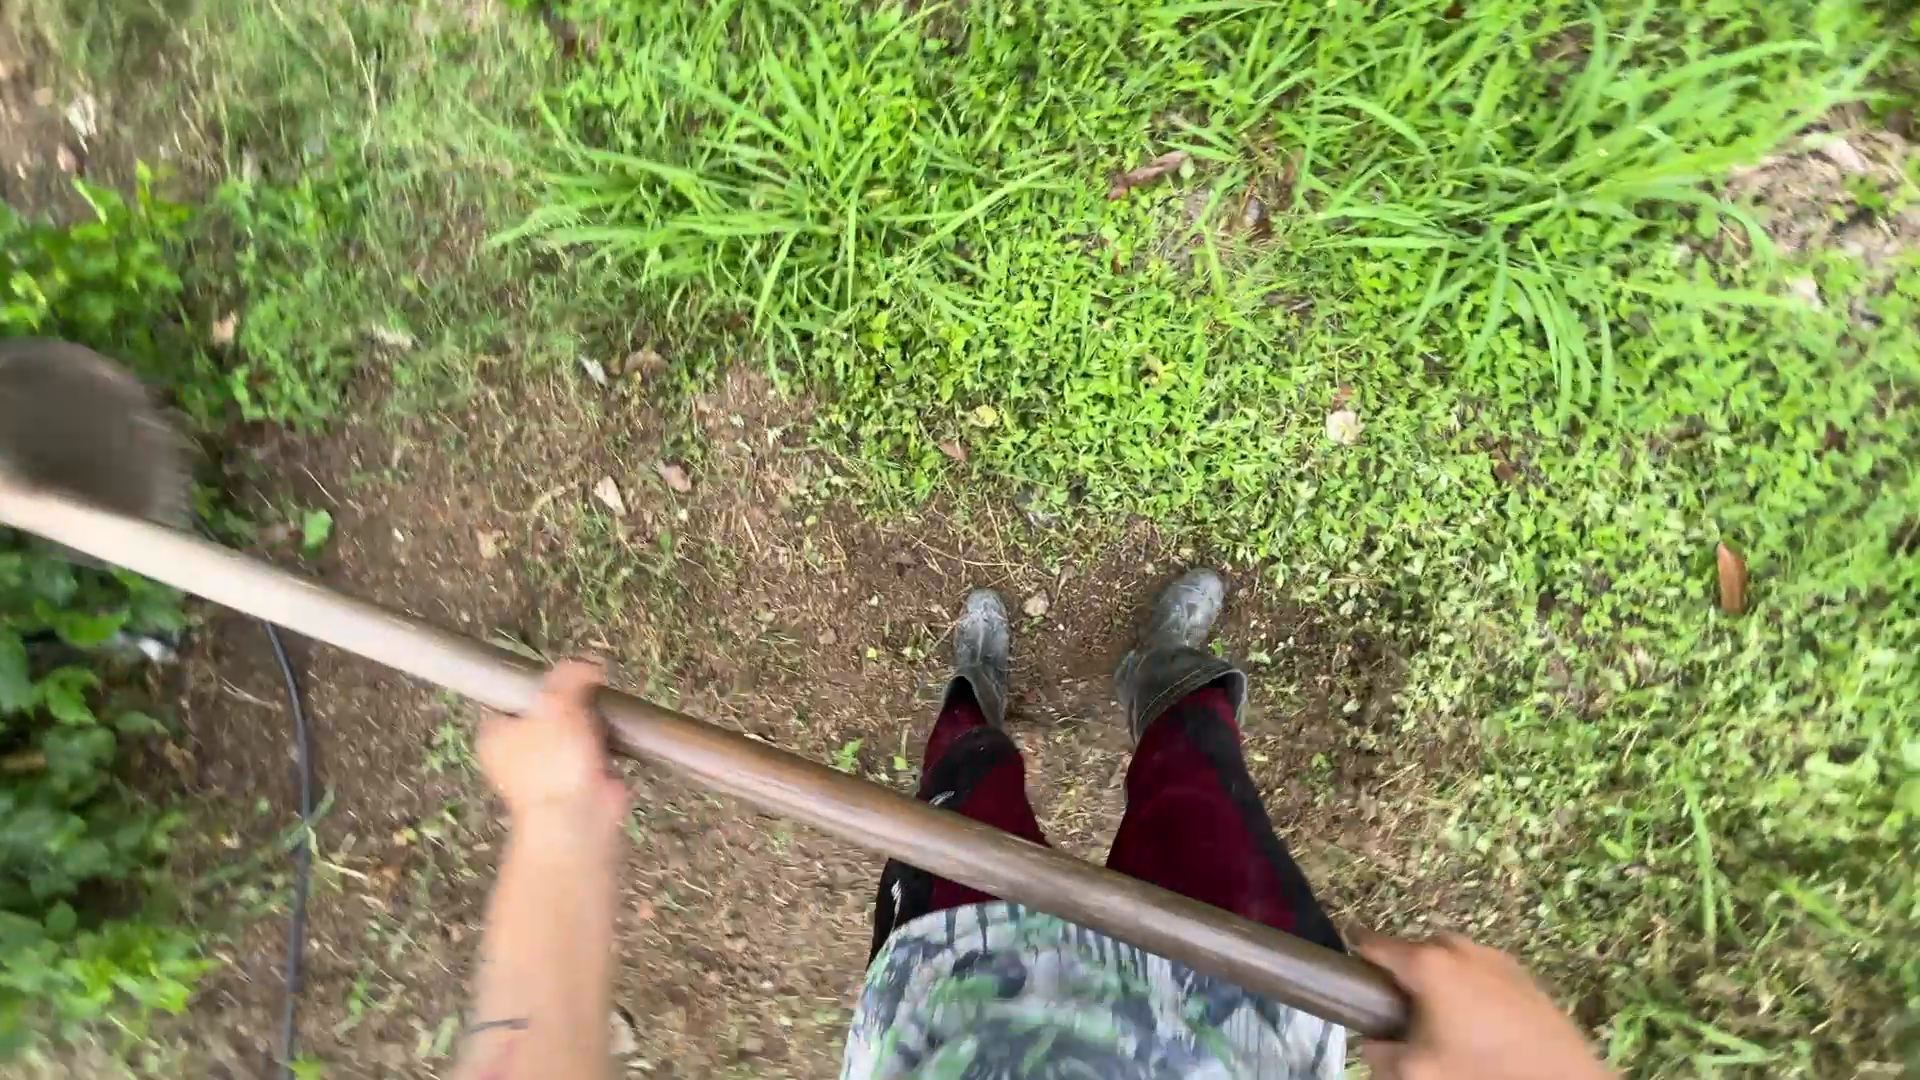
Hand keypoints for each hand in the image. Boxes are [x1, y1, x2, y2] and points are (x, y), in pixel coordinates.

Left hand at [478, 660, 627, 836]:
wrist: (577, 815)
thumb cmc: (553, 761)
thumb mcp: (556, 703)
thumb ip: (570, 676)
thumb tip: (591, 663)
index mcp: (495, 733)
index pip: (509, 696)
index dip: (535, 681)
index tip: (563, 673)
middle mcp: (517, 750)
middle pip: (546, 709)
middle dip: (571, 699)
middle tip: (591, 690)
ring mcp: (549, 765)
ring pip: (572, 728)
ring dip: (592, 720)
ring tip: (606, 711)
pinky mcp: (579, 776)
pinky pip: (594, 748)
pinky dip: (607, 741)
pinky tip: (617, 734)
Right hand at [1357, 931, 1611, 1079]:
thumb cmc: (1484, 1076)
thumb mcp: (1418, 1074)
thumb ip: (1380, 1054)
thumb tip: (1373, 1040)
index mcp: (1425, 962)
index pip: (1371, 942)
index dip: (1358, 959)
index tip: (1357, 981)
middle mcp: (1456, 948)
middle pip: (1413, 949)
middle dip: (1406, 973)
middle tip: (1409, 1014)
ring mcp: (1494, 959)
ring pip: (1451, 958)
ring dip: (1442, 979)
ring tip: (1451, 1021)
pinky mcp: (1526, 977)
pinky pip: (1482, 972)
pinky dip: (1475, 988)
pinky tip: (1487, 1028)